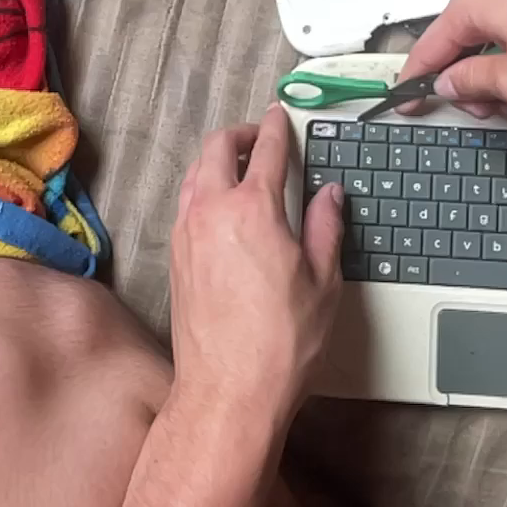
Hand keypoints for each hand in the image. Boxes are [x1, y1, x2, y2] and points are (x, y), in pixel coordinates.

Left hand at [169, 105, 344, 425]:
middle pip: (219, 147)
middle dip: (243, 134)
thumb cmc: (280, 341)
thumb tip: (330, 194)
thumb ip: (328, 226)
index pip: (269, 150)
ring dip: (219, 158)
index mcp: (253, 209)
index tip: (282, 116)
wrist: (227, 390)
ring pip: (197, 171)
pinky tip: (222, 205)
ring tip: (244, 168)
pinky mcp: (175, 254)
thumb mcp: (324, 280)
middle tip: (264, 139)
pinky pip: (186, 200)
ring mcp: (187, 231)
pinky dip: (204, 186)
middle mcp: (212, 211)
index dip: (279, 127)